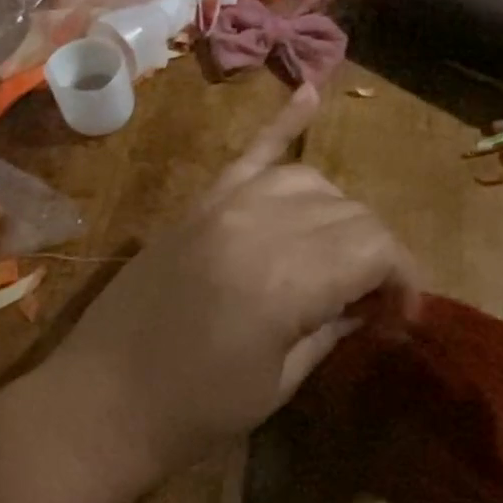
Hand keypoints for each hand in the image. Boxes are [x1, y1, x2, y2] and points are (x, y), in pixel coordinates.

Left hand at [32, 84, 421, 494]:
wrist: (99, 400)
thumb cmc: (193, 411)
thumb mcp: (278, 382)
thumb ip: (331, 328)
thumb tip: (369, 303)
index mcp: (286, 278)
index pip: (375, 249)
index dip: (402, 281)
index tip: (401, 319)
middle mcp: (259, 223)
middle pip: (348, 211)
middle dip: (375, 253)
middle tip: (371, 302)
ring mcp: (224, 203)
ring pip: (308, 180)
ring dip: (337, 212)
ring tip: (339, 255)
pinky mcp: (199, 202)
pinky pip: (249, 152)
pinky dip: (283, 121)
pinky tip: (312, 91)